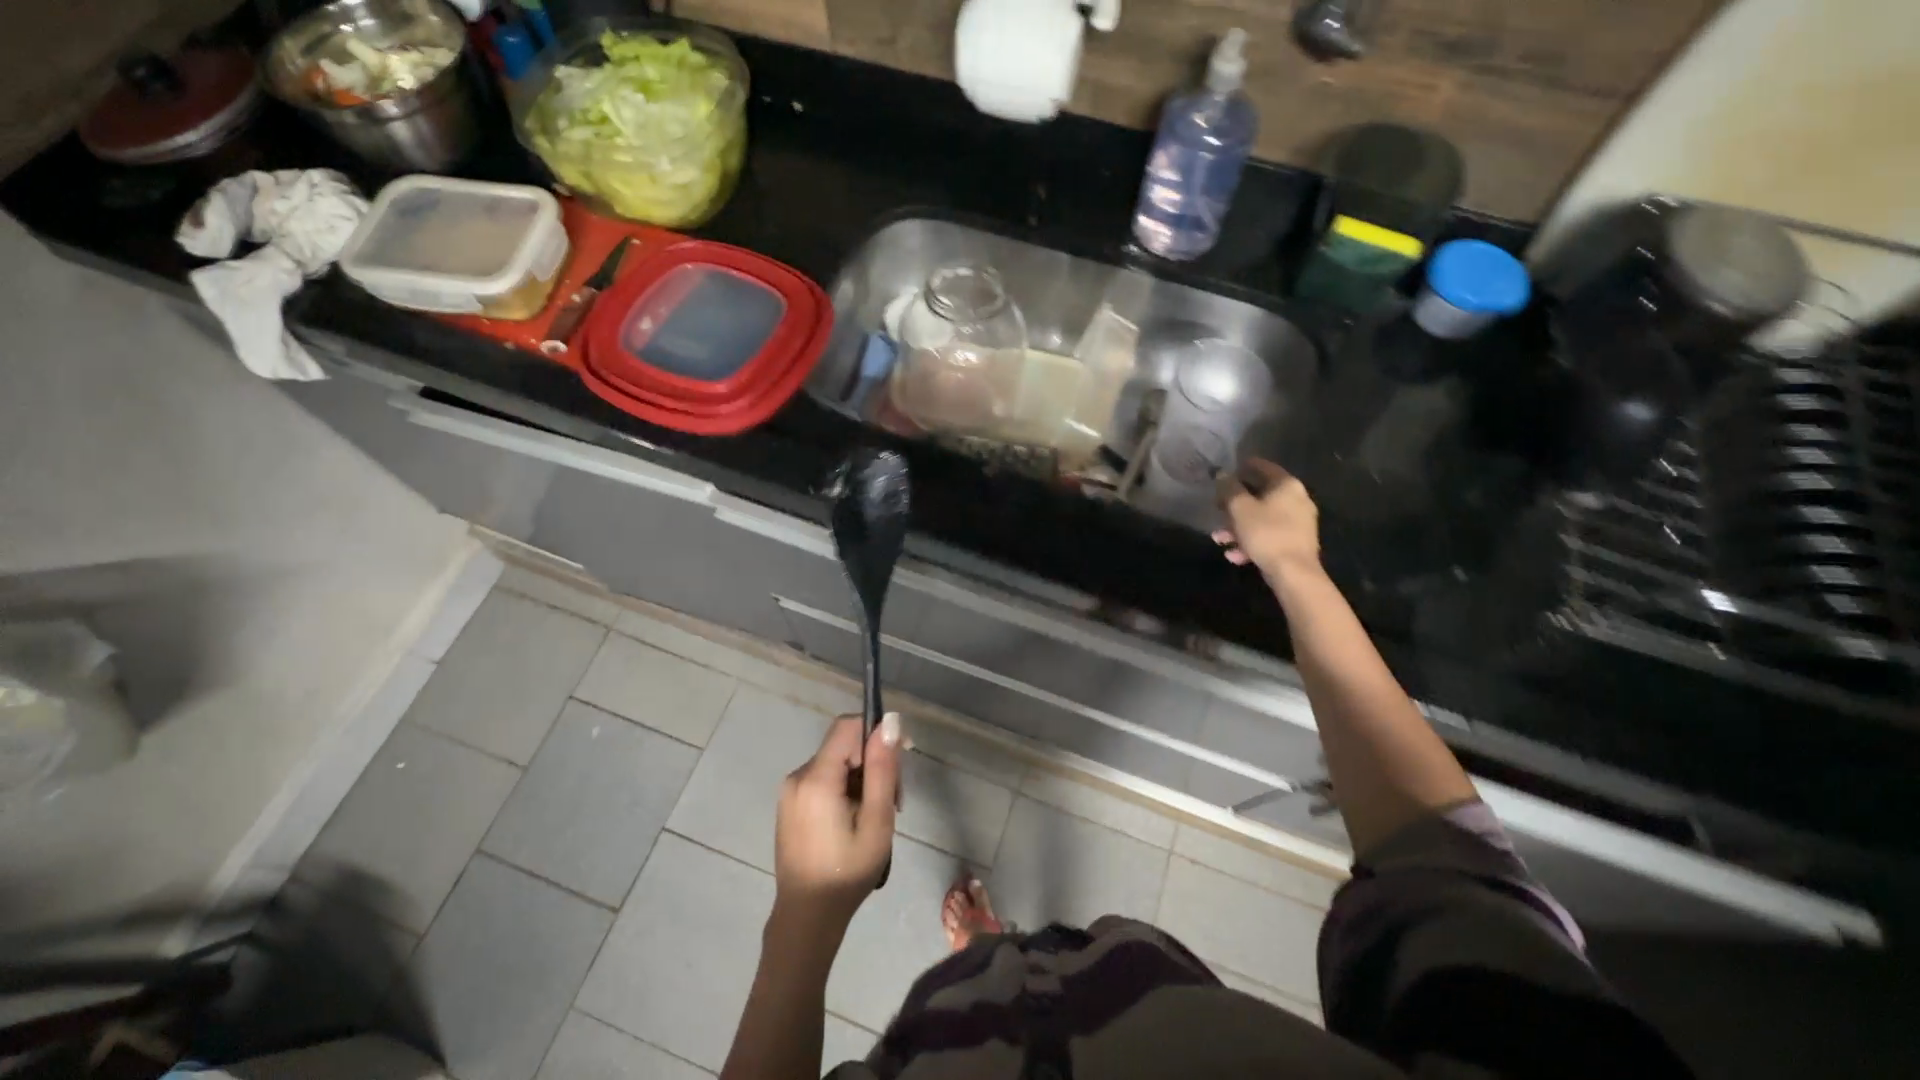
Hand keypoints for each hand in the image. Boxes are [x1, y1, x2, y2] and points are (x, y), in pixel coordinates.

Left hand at [773, 712, 902, 928]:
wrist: (807, 916)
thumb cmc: (847, 872)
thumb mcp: (876, 821)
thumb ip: (883, 769)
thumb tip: (890, 721)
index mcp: (816, 778)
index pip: (847, 726)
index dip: (876, 734)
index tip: (900, 761)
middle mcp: (797, 776)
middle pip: (843, 747)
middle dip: (873, 765)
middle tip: (894, 803)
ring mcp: (790, 792)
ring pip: (835, 765)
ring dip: (861, 781)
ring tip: (875, 819)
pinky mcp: (789, 806)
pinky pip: (822, 781)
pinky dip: (844, 792)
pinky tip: (855, 823)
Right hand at [1214, 459, 1321, 581]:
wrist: (1294, 573)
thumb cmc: (1266, 533)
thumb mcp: (1240, 508)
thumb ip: (1229, 489)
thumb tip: (1222, 474)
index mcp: (1287, 485)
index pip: (1263, 467)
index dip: (1243, 467)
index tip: (1227, 472)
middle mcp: (1297, 500)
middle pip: (1261, 496)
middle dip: (1236, 505)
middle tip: (1218, 509)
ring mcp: (1299, 523)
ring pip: (1263, 519)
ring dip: (1239, 528)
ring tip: (1220, 540)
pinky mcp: (1296, 543)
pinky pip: (1269, 536)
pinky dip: (1252, 542)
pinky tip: (1235, 555)